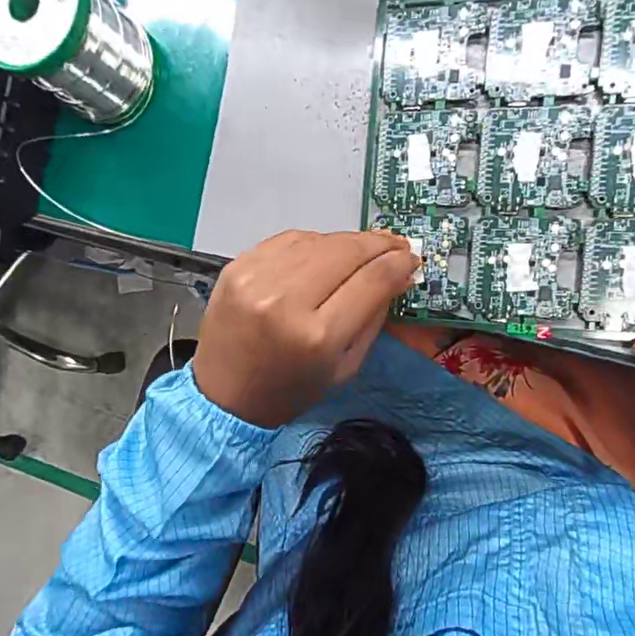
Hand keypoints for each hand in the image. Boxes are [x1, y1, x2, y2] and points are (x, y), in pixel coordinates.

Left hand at [193, 229, 418, 427]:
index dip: (398, 263)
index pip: (371, 281)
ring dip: (347, 242)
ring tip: (361, 251)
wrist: (223, 396)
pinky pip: (288, 240)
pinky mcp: (237, 267)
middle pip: (346, 251)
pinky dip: (312, 243)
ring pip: (319, 239)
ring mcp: (257, 279)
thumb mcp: (344, 369)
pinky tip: (322, 255)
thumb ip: (373, 319)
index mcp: (317, 337)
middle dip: (378, 244)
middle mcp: (286, 301)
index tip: (410, 258)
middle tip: (395, 244)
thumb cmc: (289, 391)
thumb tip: (398, 274)